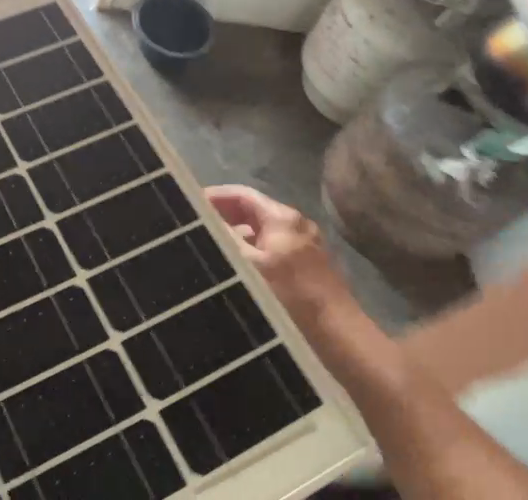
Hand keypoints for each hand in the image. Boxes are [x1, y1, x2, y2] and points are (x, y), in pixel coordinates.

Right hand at [204, 185, 353, 326]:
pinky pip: (272, 247)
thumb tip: (200, 218)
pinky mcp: (307, 264)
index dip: (214, 196)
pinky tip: (237, 266)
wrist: (338, 334)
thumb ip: (224, 237)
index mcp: (282, 217)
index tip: (189, 205)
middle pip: (252, 209)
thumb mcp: (250, 265)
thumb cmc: (291, 295)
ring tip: (210, 245)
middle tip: (195, 225)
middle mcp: (296, 223)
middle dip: (223, 215)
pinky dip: (252, 249)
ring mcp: (304, 244)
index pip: (241, 194)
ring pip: (261, 230)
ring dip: (236, 233)